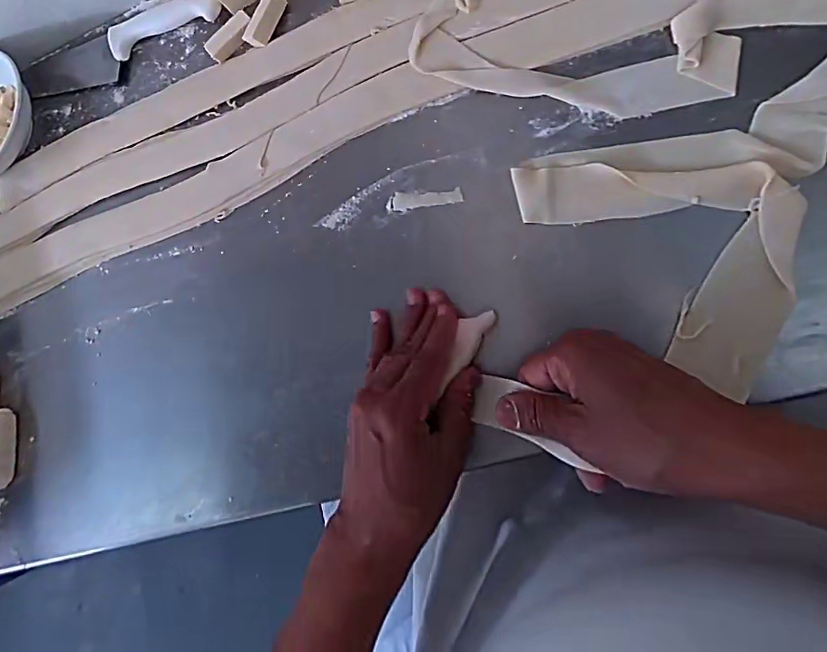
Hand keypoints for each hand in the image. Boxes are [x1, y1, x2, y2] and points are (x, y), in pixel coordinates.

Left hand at [330, 288, 478, 561]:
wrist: (370, 532)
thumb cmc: (412, 503)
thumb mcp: (448, 457)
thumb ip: (458, 409)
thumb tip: (467, 373)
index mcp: (400, 411)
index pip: (428, 361)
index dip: (443, 334)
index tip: (453, 310)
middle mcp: (377, 398)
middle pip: (409, 351)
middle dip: (425, 320)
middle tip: (437, 295)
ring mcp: (364, 400)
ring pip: (391, 353)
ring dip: (406, 324)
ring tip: (416, 297)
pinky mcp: (359, 405)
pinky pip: (372, 365)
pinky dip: (379, 340)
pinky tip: (381, 320)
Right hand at [495, 329, 789, 497]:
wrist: (723, 449)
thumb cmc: (658, 440)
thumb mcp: (580, 436)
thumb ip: (535, 417)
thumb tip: (506, 405)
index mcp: (574, 351)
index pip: (526, 376)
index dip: (530, 412)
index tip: (542, 437)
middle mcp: (596, 346)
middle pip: (555, 388)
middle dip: (564, 429)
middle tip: (583, 458)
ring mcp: (621, 360)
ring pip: (583, 400)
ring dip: (589, 436)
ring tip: (612, 464)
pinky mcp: (641, 376)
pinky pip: (608, 400)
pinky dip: (611, 428)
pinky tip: (629, 455)